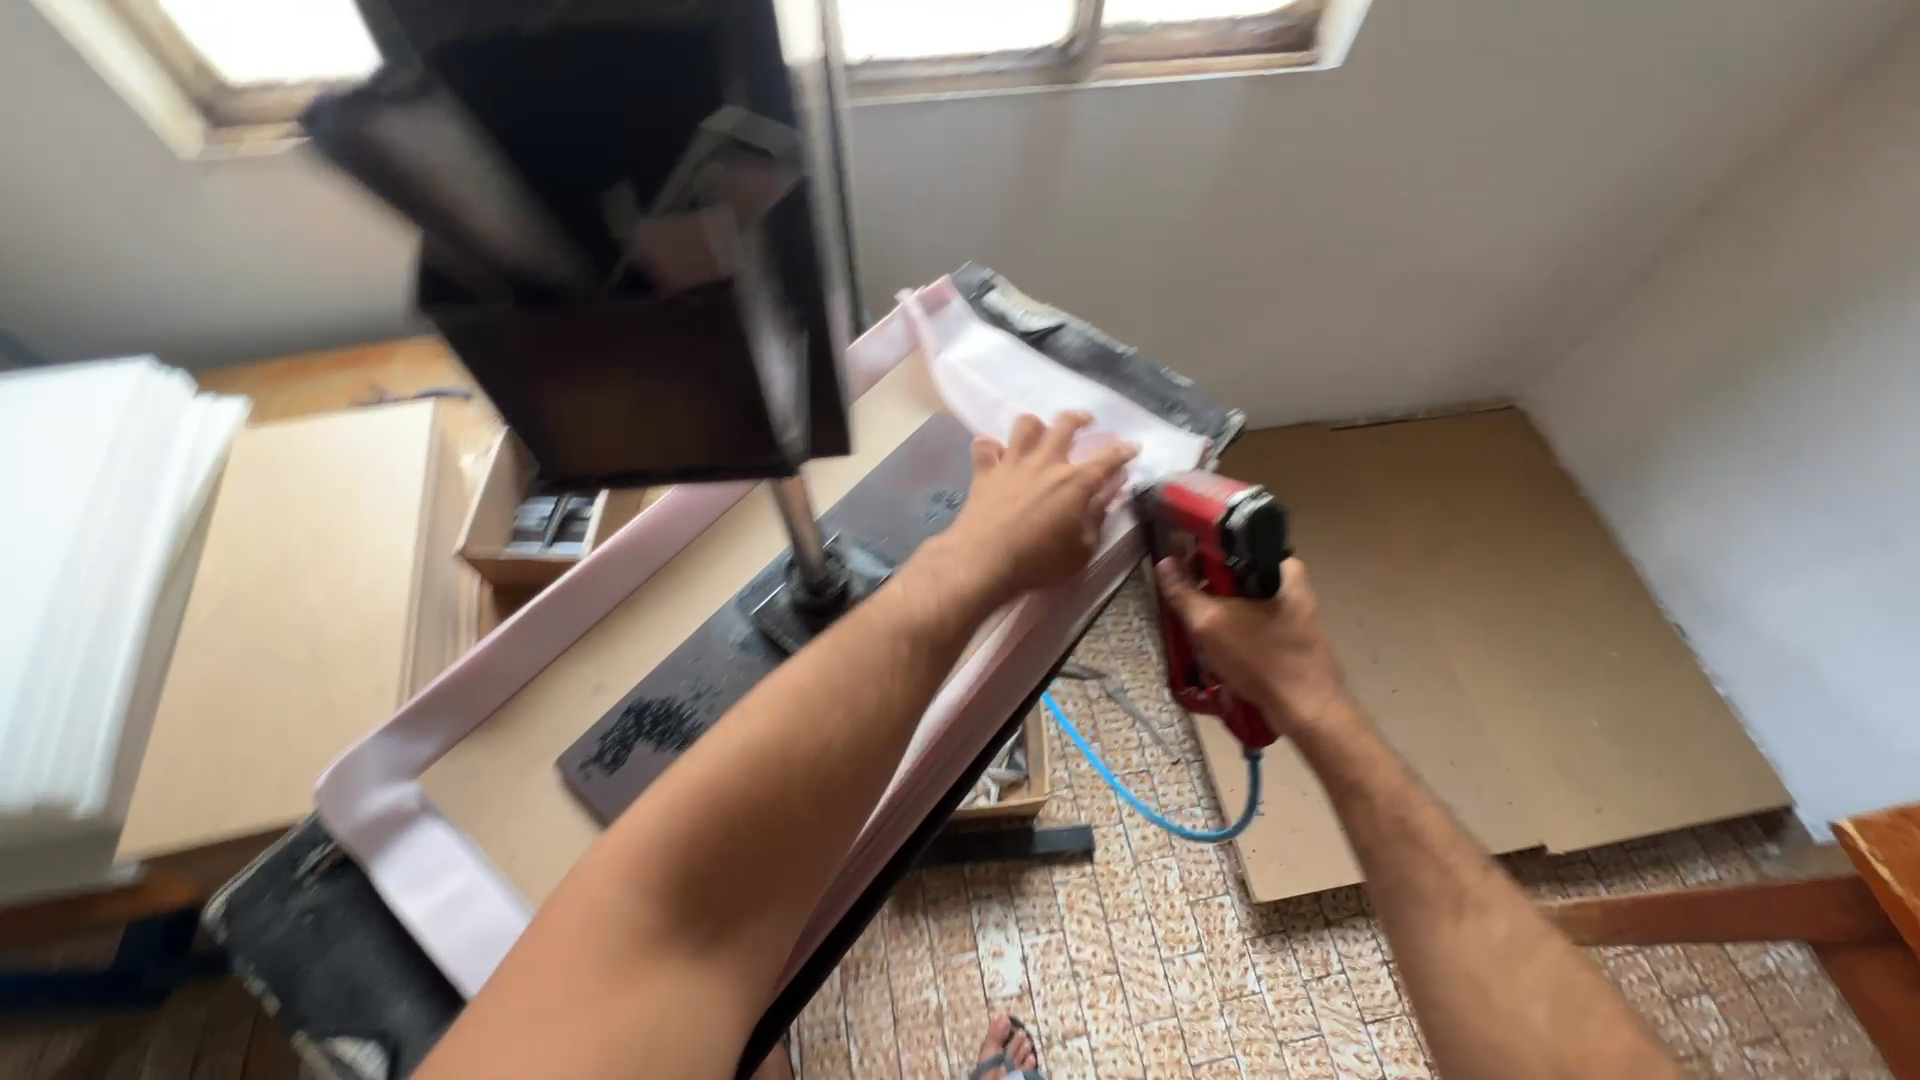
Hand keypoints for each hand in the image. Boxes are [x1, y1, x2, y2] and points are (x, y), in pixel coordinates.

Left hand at [938, 411, 1136, 602]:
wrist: (984, 562)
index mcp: (1076, 482)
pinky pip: (985, 446)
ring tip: (1040, 431)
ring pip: (1025, 424)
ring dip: (1036, 424)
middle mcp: (1046, 463)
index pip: (1108, 459)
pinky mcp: (985, 472)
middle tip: (1085, 422)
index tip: (1132, 446)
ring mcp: (1013, 463)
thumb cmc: (1039, 562)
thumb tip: (1106, 496)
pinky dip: (991, 446)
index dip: (1123, 451)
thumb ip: (1096, 519)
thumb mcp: (1081, 550)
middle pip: (1065, 424)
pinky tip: (996, 453)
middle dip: (1080, 418)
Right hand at [1153, 555, 1352, 738]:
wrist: (1305, 711)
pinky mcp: (1291, 640)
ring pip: (1241, 605)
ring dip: (1217, 619)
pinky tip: (1217, 653)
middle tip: (1188, 608)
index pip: (1234, 546)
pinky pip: (1252, 627)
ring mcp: (1293, 615)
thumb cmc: (1261, 659)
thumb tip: (1164, 562)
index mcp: (1282, 570)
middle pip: (1235, 579)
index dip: (1203, 556)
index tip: (1182, 573)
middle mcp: (1292, 587)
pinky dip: (1232, 636)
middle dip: (1208, 594)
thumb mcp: (1210, 624)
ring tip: (1198, 634)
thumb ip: (1183, 593)